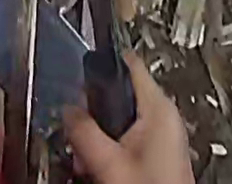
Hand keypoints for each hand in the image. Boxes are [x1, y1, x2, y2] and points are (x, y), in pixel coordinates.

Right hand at [64, 54, 192, 183]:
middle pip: (120, 93)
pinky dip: (111, 150)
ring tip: (84, 159)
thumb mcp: (108, 163)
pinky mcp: (158, 157)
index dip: (102, 64)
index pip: (127, 62)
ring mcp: (163, 137)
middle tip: (78, 132)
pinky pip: (129, 139)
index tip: (81, 77)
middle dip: (94, 113)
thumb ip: (84, 130)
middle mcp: (164, 116)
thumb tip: (68, 109)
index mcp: (158, 106)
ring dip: (98, 136)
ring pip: (121, 119)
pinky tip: (98, 169)